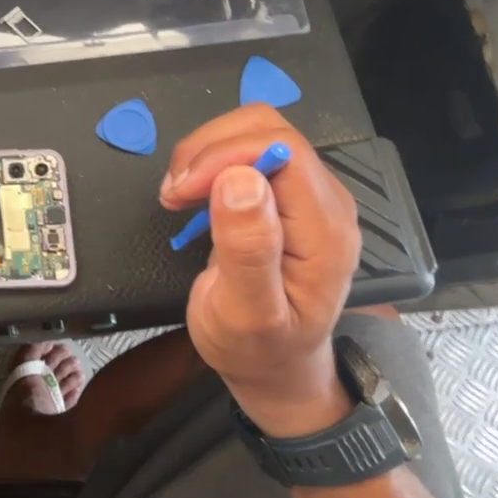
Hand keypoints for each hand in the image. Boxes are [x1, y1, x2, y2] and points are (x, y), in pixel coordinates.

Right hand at [160, 106, 361, 437]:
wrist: (272, 368)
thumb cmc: (256, 348)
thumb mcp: (245, 312)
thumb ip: (247, 249)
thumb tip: (240, 180)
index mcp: (323, 228)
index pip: (279, 149)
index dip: (223, 155)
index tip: (180, 192)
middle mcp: (323, 202)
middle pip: (268, 130)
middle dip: (208, 149)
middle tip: (173, 194)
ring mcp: (303, 197)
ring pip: (254, 133)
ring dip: (204, 154)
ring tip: (177, 195)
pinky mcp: (281, 197)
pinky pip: (245, 152)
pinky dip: (207, 162)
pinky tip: (191, 194)